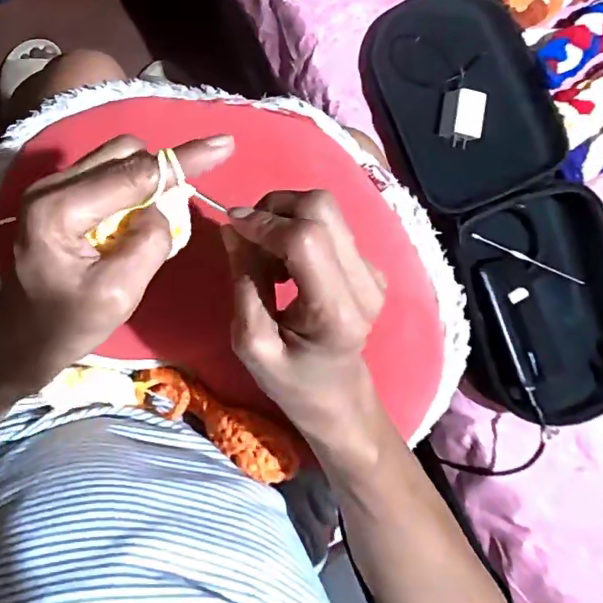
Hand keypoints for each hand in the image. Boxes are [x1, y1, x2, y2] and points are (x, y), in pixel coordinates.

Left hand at [0, 133, 234, 389]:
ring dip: (146, 181)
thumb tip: (163, 209)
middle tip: (180, 205)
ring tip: (152, 222)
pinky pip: (107, 175)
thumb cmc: (65, 325)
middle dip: (161, 171)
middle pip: (124, 153)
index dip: (182, 161)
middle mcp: (51, 186)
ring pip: (116, 159)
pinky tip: (133, 222)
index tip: (223, 145)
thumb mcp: (117, 294)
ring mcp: (51, 188)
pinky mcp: (58, 196)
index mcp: (59, 208)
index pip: (133, 174)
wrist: (19, 339)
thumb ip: (148, 244)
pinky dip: (131, 190)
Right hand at [222, 190, 387, 450]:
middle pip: (320, 207)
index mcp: (336, 312)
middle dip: (274, 209)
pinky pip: (328, 224)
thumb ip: (243, 282)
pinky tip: (285, 264)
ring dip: (284, 218)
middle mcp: (364, 283)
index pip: (304, 239)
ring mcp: (372, 270)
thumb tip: (232, 227)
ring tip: (266, 258)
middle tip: (248, 239)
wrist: (337, 396)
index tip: (230, 225)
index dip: (263, 223)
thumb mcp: (251, 342)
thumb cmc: (291, 379)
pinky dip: (296, 229)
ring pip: (325, 208)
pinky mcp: (368, 263)